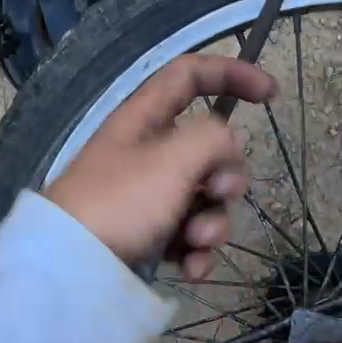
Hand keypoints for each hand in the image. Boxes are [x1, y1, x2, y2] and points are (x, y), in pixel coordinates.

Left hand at [45, 55, 275, 279]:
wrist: (71, 268)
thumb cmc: (120, 202)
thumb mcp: (172, 160)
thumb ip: (213, 139)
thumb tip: (227, 147)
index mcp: (144, 120)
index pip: (190, 77)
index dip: (232, 74)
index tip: (269, 94)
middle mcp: (147, 155)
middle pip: (209, 153)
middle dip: (226, 178)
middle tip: (218, 193)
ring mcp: (148, 199)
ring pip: (204, 201)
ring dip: (212, 223)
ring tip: (195, 241)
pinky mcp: (147, 238)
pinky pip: (188, 237)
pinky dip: (195, 253)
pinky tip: (191, 269)